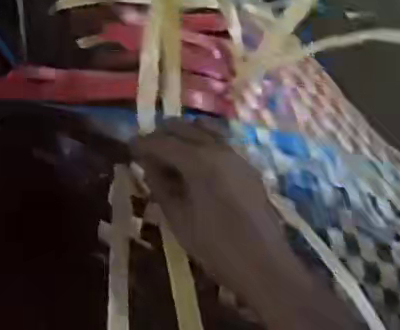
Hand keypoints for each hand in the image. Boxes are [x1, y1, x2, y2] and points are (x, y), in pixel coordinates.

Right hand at [132, 119, 357, 329]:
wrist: (270, 271)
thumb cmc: (218, 249)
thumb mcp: (178, 220)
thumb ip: (159, 186)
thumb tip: (147, 164)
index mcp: (197, 161)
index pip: (160, 141)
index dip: (141, 143)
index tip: (129, 148)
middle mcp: (216, 149)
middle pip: (181, 127)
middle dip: (161, 134)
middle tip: (148, 149)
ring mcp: (236, 155)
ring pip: (203, 128)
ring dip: (183, 134)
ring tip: (172, 150)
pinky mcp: (248, 166)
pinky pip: (219, 141)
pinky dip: (202, 142)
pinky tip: (197, 162)